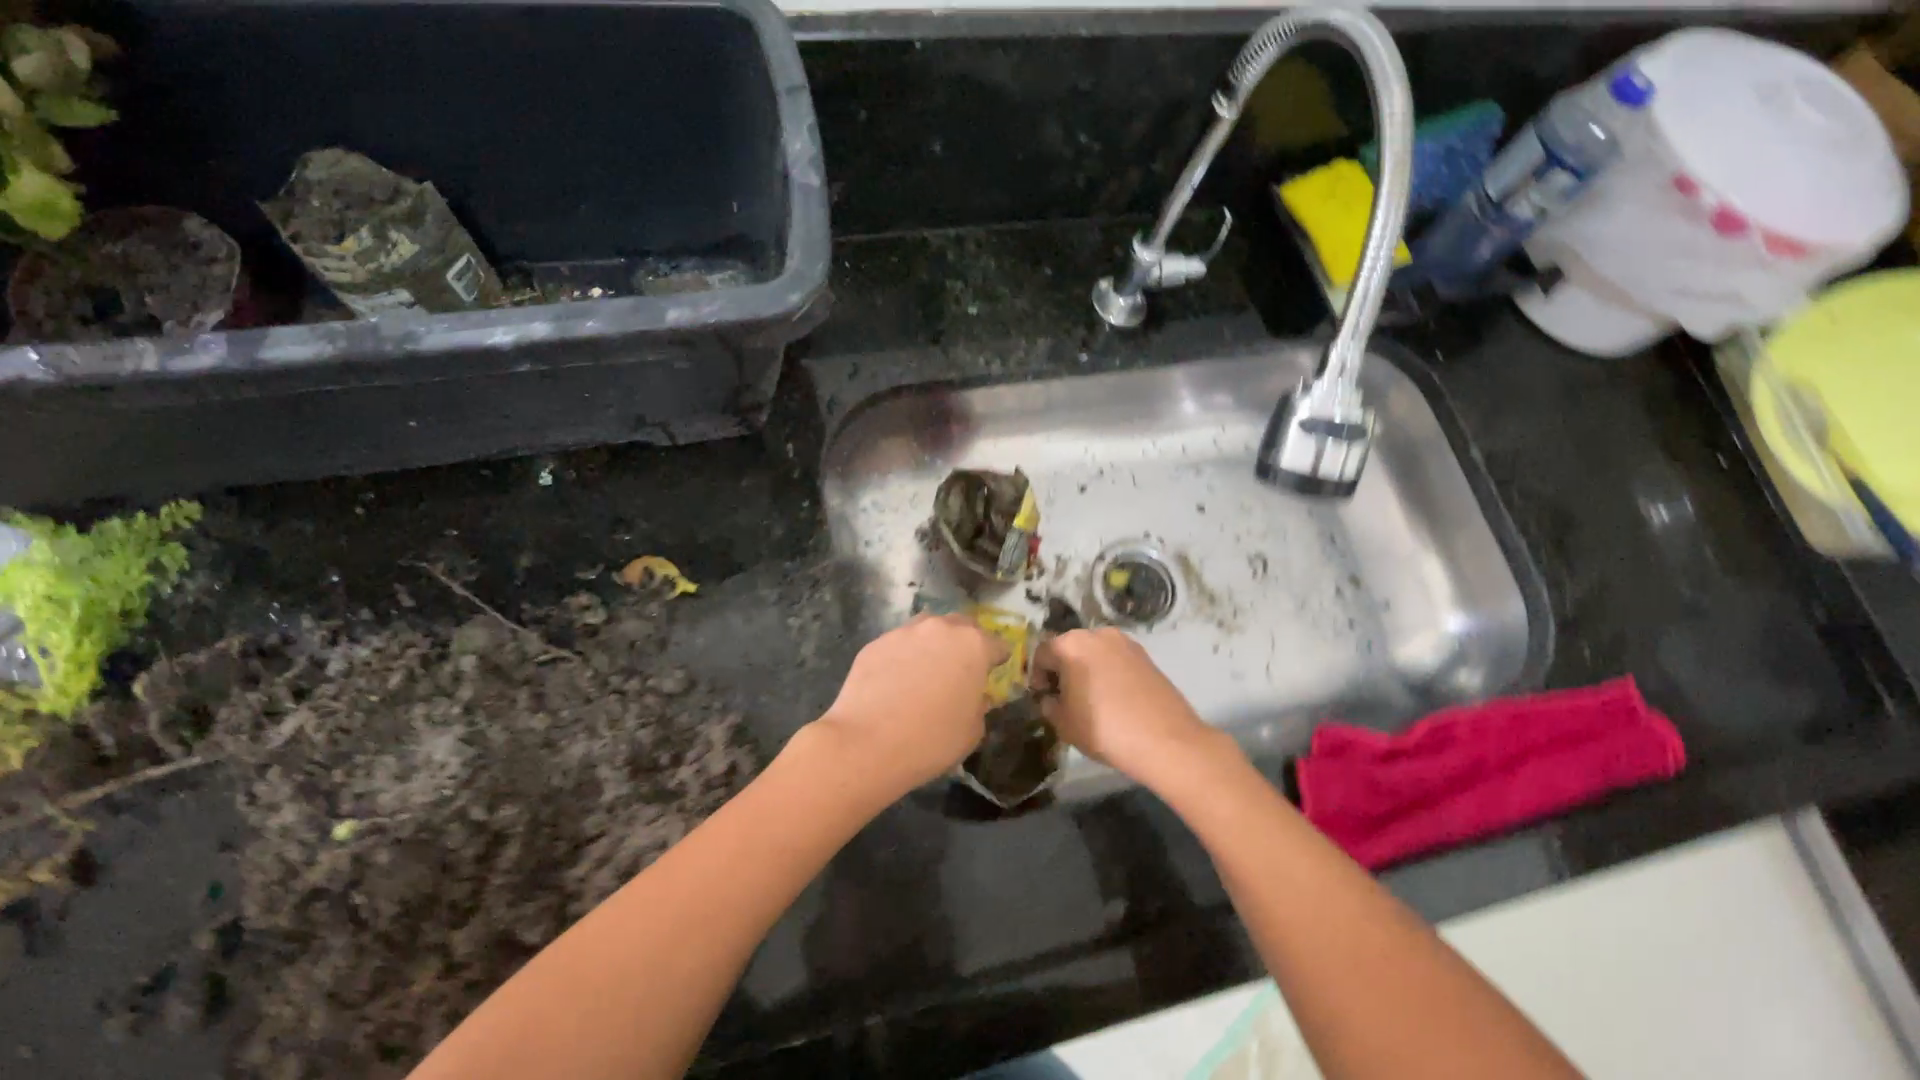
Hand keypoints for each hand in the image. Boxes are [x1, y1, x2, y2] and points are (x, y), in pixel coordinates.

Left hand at [811, 614, 1008, 795]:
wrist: (867, 744)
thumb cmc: (931, 740)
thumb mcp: (973, 730)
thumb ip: (978, 703)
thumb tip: (972, 695)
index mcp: (973, 645)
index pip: (997, 644)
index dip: (997, 660)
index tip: (992, 674)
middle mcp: (940, 629)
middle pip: (961, 626)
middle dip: (965, 644)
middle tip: (959, 670)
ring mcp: (904, 632)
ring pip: (926, 630)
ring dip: (932, 645)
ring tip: (924, 673)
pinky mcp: (875, 643)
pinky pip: (898, 645)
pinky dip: (902, 658)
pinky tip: (895, 683)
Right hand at [1034, 627, 1228, 785]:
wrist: (1165, 740)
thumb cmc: (1104, 729)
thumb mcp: (1063, 723)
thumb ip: (1049, 705)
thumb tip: (1051, 698)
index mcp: (1071, 644)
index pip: (1042, 653)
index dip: (1037, 677)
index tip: (1042, 698)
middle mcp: (1098, 634)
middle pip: (1069, 647)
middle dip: (1062, 670)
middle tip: (1063, 698)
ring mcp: (1125, 643)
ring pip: (1094, 652)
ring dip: (1086, 670)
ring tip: (1089, 699)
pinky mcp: (1146, 655)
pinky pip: (1116, 660)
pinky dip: (1108, 673)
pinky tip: (1113, 699)